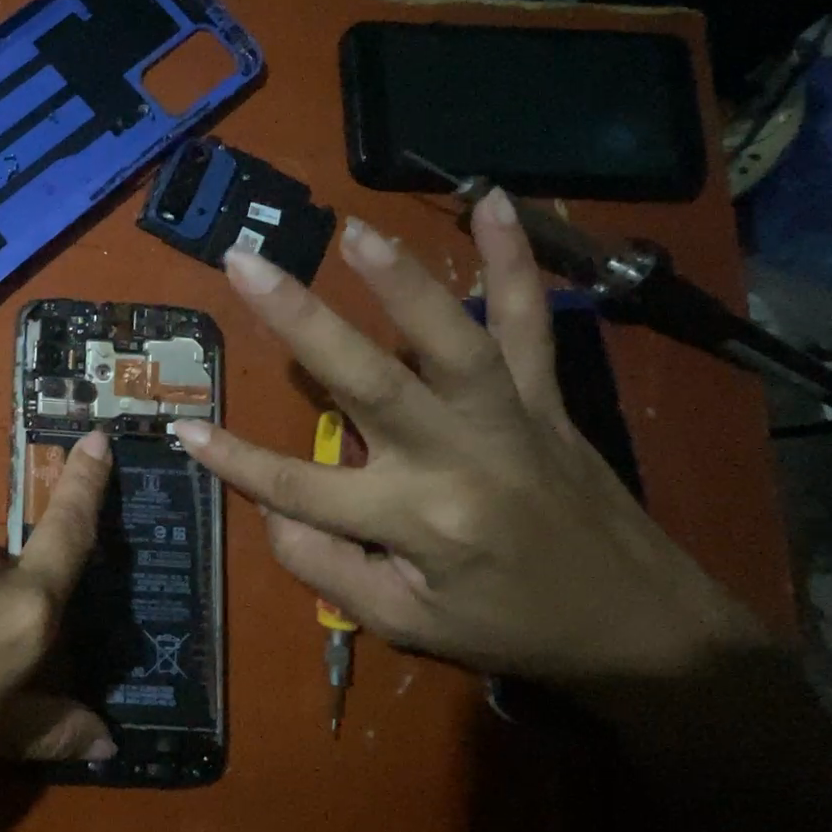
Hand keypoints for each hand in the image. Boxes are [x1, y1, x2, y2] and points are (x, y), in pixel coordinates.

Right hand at [172, 191, 768, 682]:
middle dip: (300, 320)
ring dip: (404, 279)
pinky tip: (496, 200)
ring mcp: (508, 418)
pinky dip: (515, 260)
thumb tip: (270, 508)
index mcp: (418, 521)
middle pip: (368, 381)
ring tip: (356, 231)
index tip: (180, 428)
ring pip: (452, 340)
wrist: (651, 631)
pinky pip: (530, 323)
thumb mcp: (406, 625)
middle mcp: (458, 458)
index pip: (300, 486)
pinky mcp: (543, 396)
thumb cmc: (512, 626)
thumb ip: (325, 567)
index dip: (235, 461)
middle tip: (245, 264)